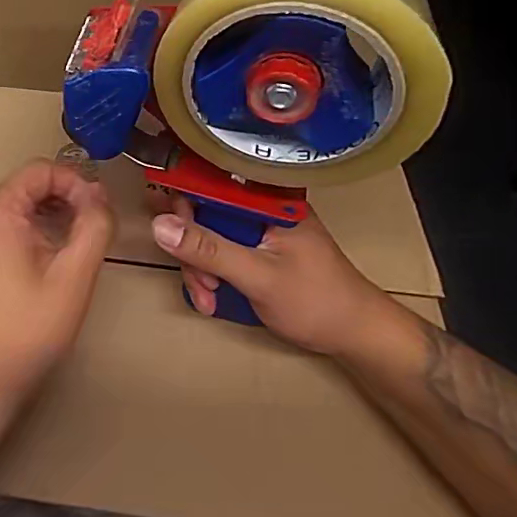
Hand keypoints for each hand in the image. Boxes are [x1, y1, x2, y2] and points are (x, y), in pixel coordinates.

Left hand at [0, 160, 114, 412]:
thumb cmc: (28, 329)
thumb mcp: (74, 275)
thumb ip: (94, 226)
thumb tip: (100, 196)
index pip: (43, 169)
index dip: (78, 183)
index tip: (100, 212)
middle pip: (33, 183)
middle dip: (70, 198)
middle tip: (97, 228)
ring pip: (26, 202)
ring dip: (58, 213)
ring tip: (82, 243)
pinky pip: (14, 221)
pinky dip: (41, 227)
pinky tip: (60, 254)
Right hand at [152, 196, 393, 355]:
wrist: (355, 333)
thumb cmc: (317, 302)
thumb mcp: (258, 277)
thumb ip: (210, 250)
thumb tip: (160, 225)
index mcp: (268, 198)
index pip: (211, 182)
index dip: (182, 204)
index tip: (165, 232)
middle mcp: (263, 205)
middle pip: (205, 211)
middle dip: (193, 250)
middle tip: (201, 284)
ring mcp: (261, 227)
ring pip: (210, 235)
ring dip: (201, 268)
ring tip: (210, 298)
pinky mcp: (259, 247)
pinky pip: (222, 251)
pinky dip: (214, 274)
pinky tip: (215, 298)